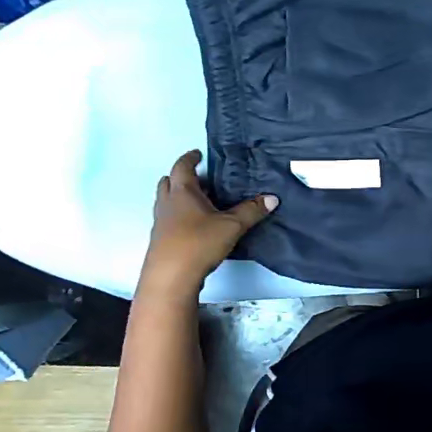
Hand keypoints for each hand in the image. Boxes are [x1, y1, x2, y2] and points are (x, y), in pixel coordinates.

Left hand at [139, 151, 276, 297]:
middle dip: (181, 177)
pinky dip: (177, 217)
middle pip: (168, 182)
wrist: (170, 277)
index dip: (190, 158)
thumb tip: (272, 198)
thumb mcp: (231, 226)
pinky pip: (166, 220)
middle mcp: (167, 203)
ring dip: (177, 198)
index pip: (182, 166)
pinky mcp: (159, 240)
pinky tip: (192, 227)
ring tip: (197, 202)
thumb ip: (251, 211)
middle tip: (198, 179)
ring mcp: (160, 222)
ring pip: (165, 202)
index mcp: (182, 192)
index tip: (197, 153)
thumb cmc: (199, 243)